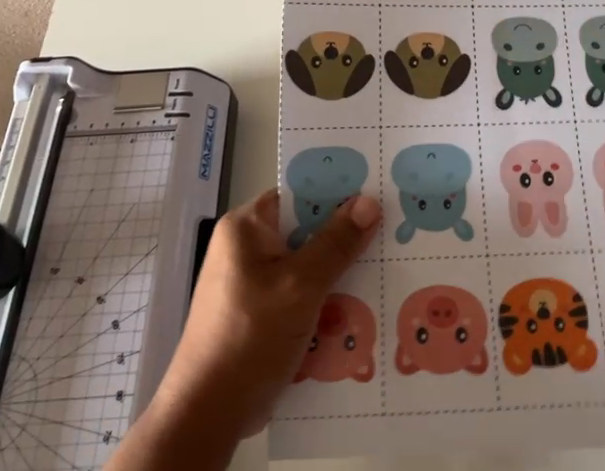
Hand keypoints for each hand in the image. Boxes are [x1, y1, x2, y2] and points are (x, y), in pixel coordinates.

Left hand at [148, 188, 379, 439]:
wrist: (209, 413)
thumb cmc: (250, 338)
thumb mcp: (301, 286)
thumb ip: (336, 243)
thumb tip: (369, 201)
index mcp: (246, 228)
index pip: (298, 194)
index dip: (337, 193)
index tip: (380, 193)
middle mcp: (247, 249)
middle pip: (306, 231)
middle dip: (346, 238)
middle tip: (395, 234)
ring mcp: (254, 284)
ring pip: (308, 267)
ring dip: (340, 275)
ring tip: (388, 270)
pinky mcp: (262, 315)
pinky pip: (302, 296)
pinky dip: (326, 302)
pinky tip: (362, 308)